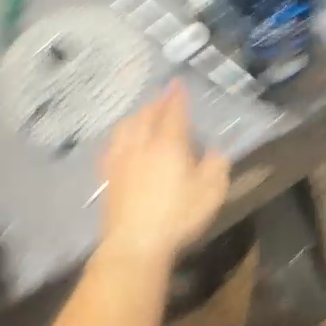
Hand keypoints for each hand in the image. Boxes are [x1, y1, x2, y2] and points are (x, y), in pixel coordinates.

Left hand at [98, 82, 230, 263]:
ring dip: (135, 116)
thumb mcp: (211, 193)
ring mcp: (121, 159)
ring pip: (125, 127)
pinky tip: (120, 141)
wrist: (136, 242)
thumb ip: (216, 167)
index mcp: (168, 144)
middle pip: (146, 115)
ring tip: (141, 115)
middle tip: (162, 98)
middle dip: (155, 104)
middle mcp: (142, 144)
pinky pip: (112, 147)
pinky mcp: (108, 176)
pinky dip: (119, 137)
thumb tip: (215, 152)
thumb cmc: (178, 216)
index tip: (177, 84)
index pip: (173, 112)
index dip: (176, 97)